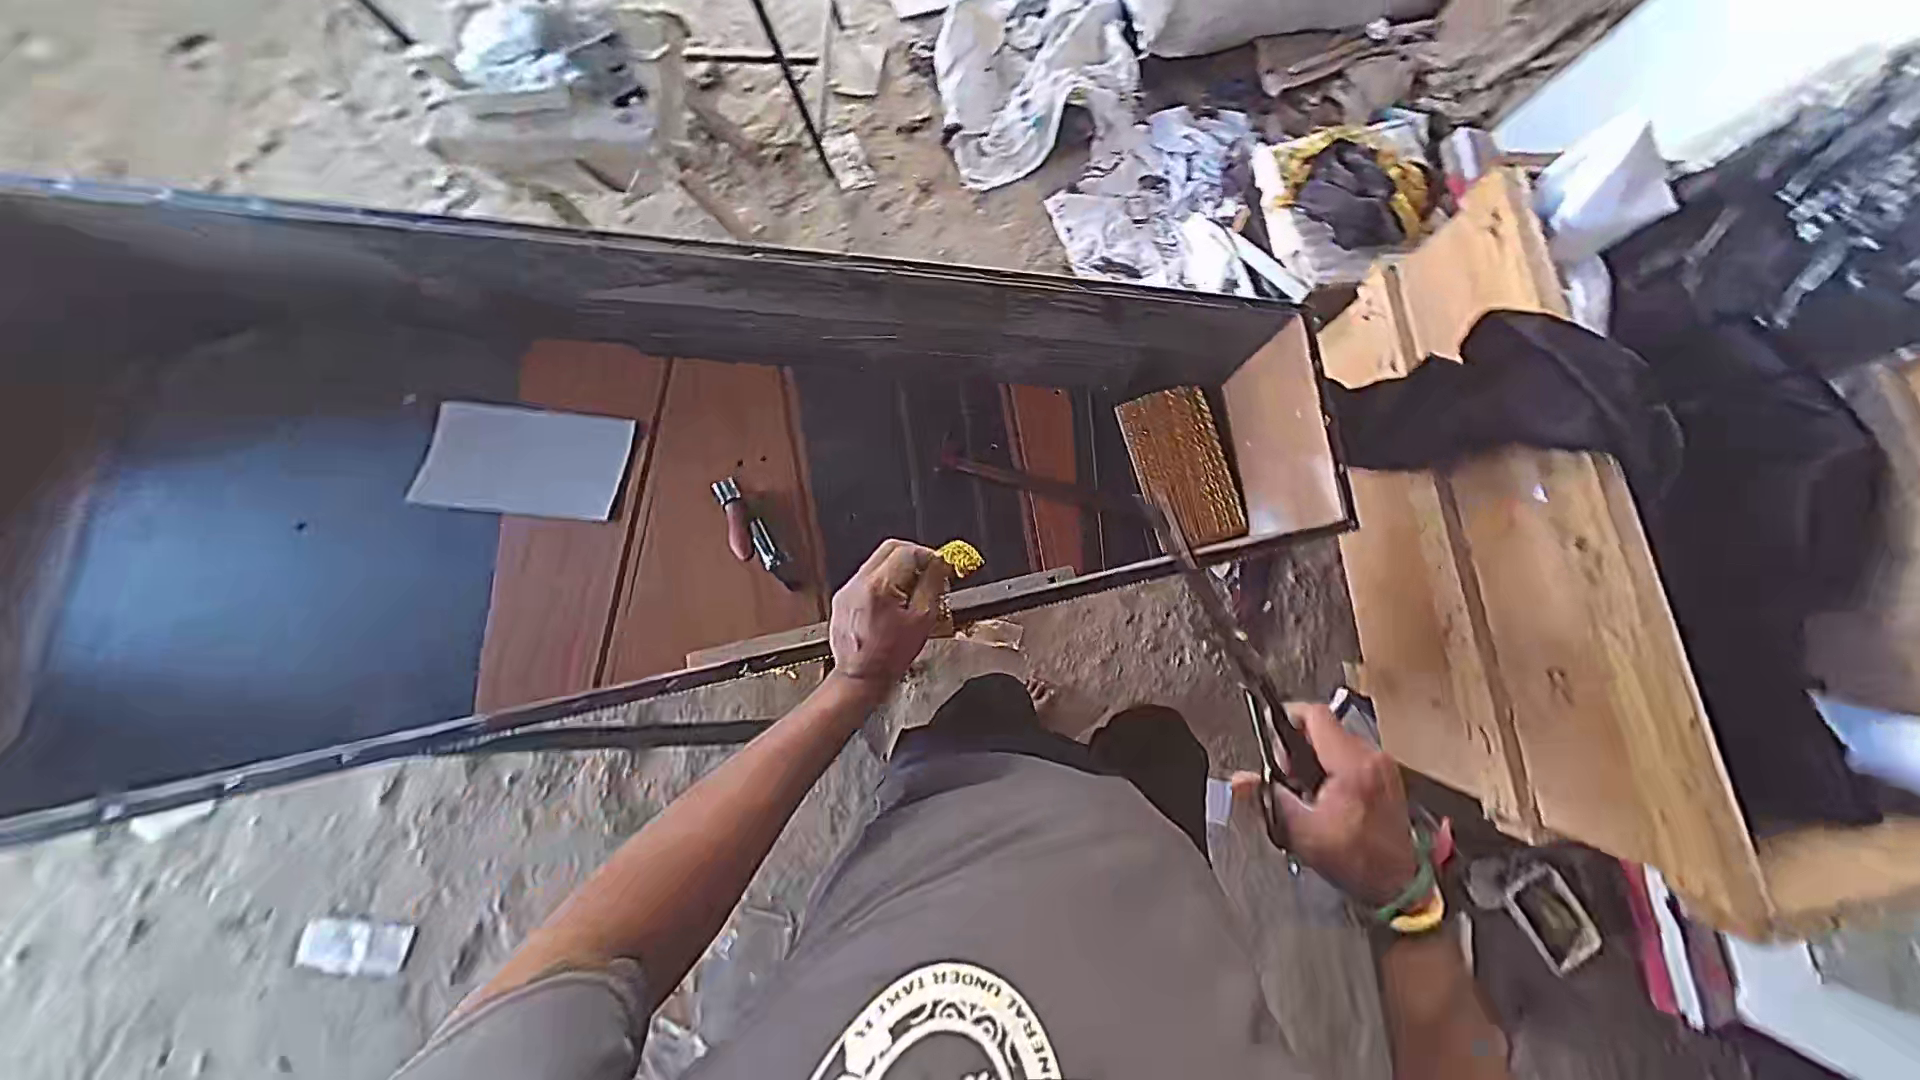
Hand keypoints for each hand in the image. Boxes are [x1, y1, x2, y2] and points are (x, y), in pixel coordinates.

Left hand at [828, 540, 947, 688]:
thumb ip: (932, 585)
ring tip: (914, 589)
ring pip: (878, 561)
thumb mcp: (922, 620)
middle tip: (930, 571)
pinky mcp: (843, 598)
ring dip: (899, 568)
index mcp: (879, 587)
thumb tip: (940, 564)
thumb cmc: (889, 657)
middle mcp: (859, 583)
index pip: (907, 551)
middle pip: (890, 548)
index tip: (940, 566)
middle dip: (914, 556)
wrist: (860, 678)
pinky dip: (885, 581)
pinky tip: (896, 600)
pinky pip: (868, 577)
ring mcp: (848, 590)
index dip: (929, 555)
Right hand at [1232, 703, 1418, 908]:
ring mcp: (1384, 765)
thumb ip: (1267, 798)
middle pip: (1323, 726)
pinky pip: (1350, 751)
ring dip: (1314, 754)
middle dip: (1298, 745)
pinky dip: (1332, 763)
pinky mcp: (1387, 774)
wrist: (1399, 885)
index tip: (1274, 736)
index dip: (1288, 718)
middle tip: (1291, 775)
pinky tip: (1327, 791)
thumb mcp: (1300, 831)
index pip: (1315, 715)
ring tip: (1309, 786)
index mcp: (1352, 766)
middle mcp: (1373, 758)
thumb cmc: (1356, 860)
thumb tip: (1240, 781)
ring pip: (1335, 738)